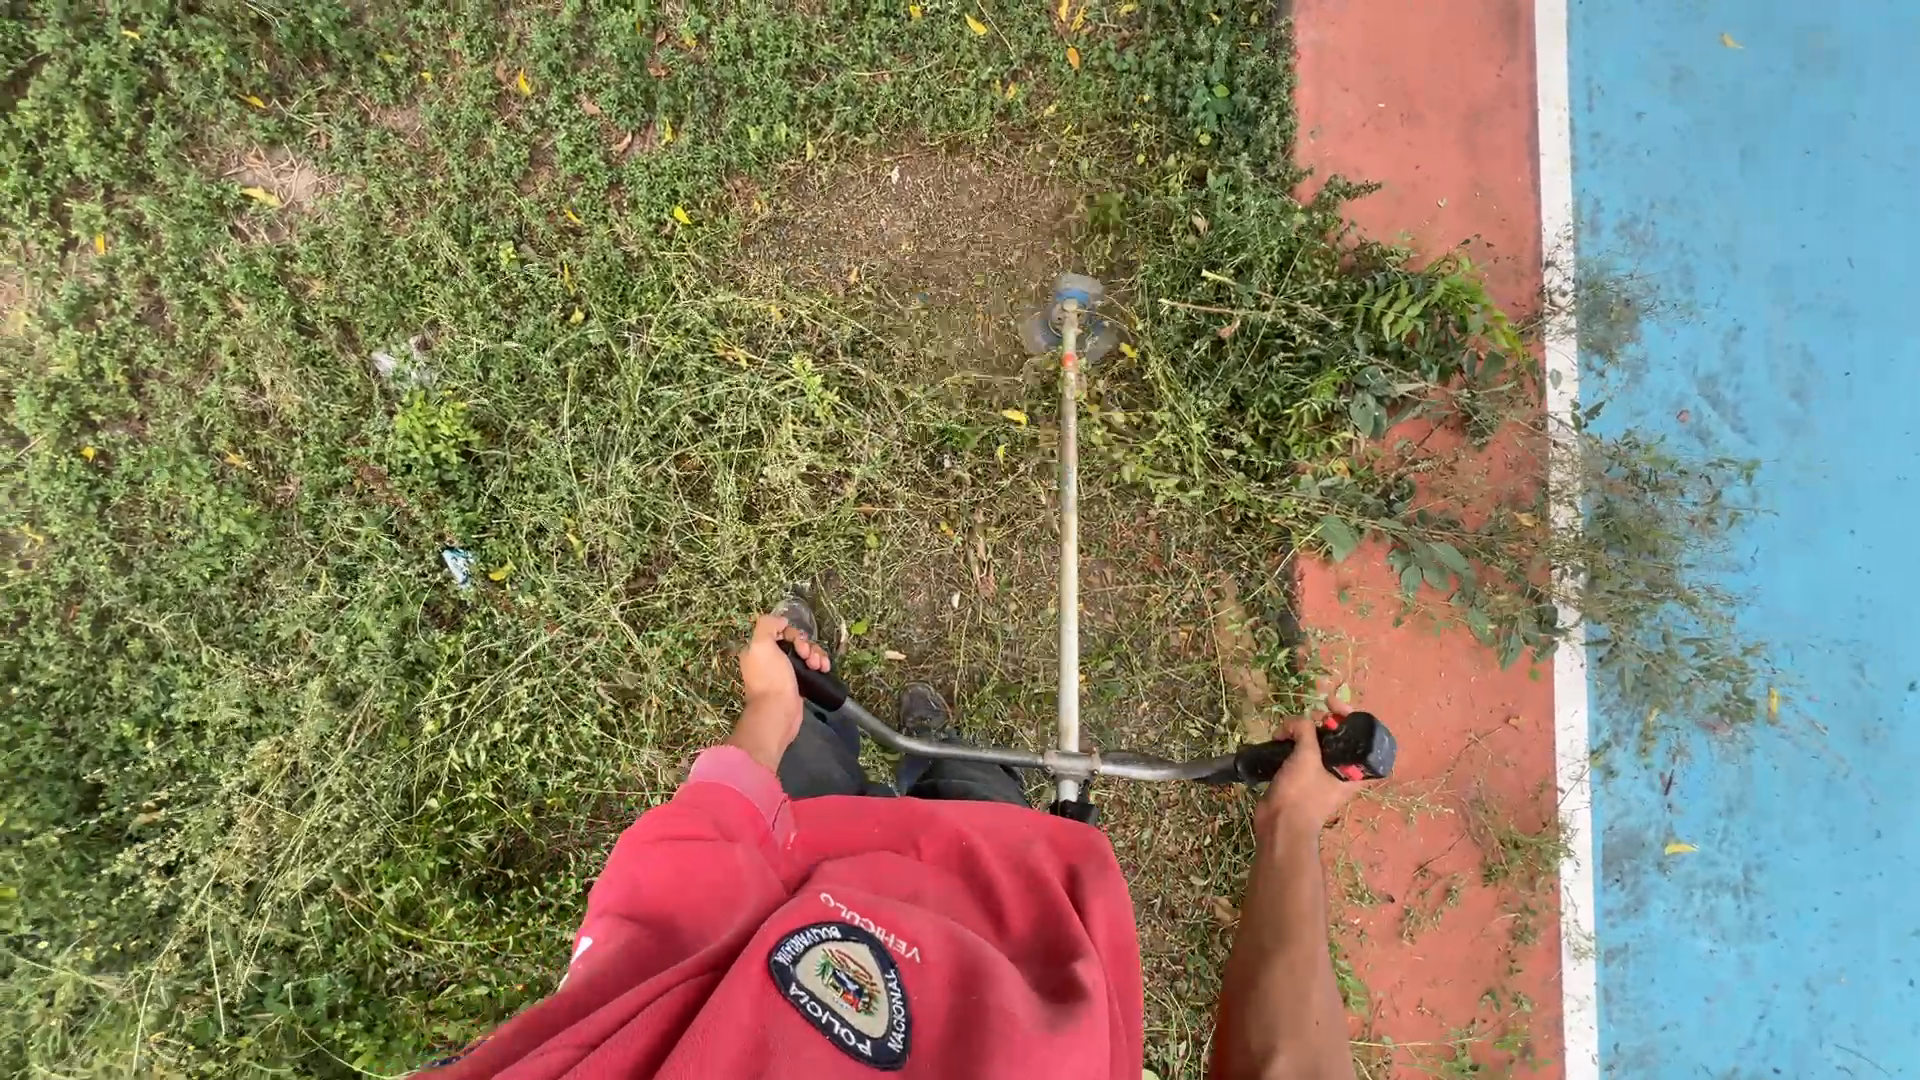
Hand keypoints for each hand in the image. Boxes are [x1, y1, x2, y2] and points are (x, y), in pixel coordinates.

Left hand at [728, 613, 829, 771]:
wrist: (778, 711)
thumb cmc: (770, 678)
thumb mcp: (761, 645)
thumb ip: (767, 625)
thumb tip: (782, 621)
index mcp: (759, 649)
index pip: (781, 631)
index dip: (793, 635)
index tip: (798, 645)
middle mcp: (770, 658)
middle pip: (796, 641)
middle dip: (807, 646)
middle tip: (808, 657)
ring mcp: (784, 671)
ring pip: (806, 652)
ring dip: (816, 654)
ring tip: (819, 666)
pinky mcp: (797, 682)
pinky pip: (811, 666)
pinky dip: (819, 664)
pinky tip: (824, 669)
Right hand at [1256, 704, 1364, 842]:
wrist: (1280, 823)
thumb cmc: (1302, 793)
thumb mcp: (1307, 757)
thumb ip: (1305, 731)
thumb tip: (1296, 723)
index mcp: (1354, 768)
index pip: (1359, 732)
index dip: (1346, 713)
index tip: (1328, 701)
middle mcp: (1341, 768)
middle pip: (1335, 733)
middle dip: (1318, 720)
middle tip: (1305, 719)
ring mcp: (1320, 771)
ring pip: (1314, 740)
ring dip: (1300, 730)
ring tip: (1285, 731)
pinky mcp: (1301, 773)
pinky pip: (1299, 749)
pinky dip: (1290, 740)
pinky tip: (1278, 738)